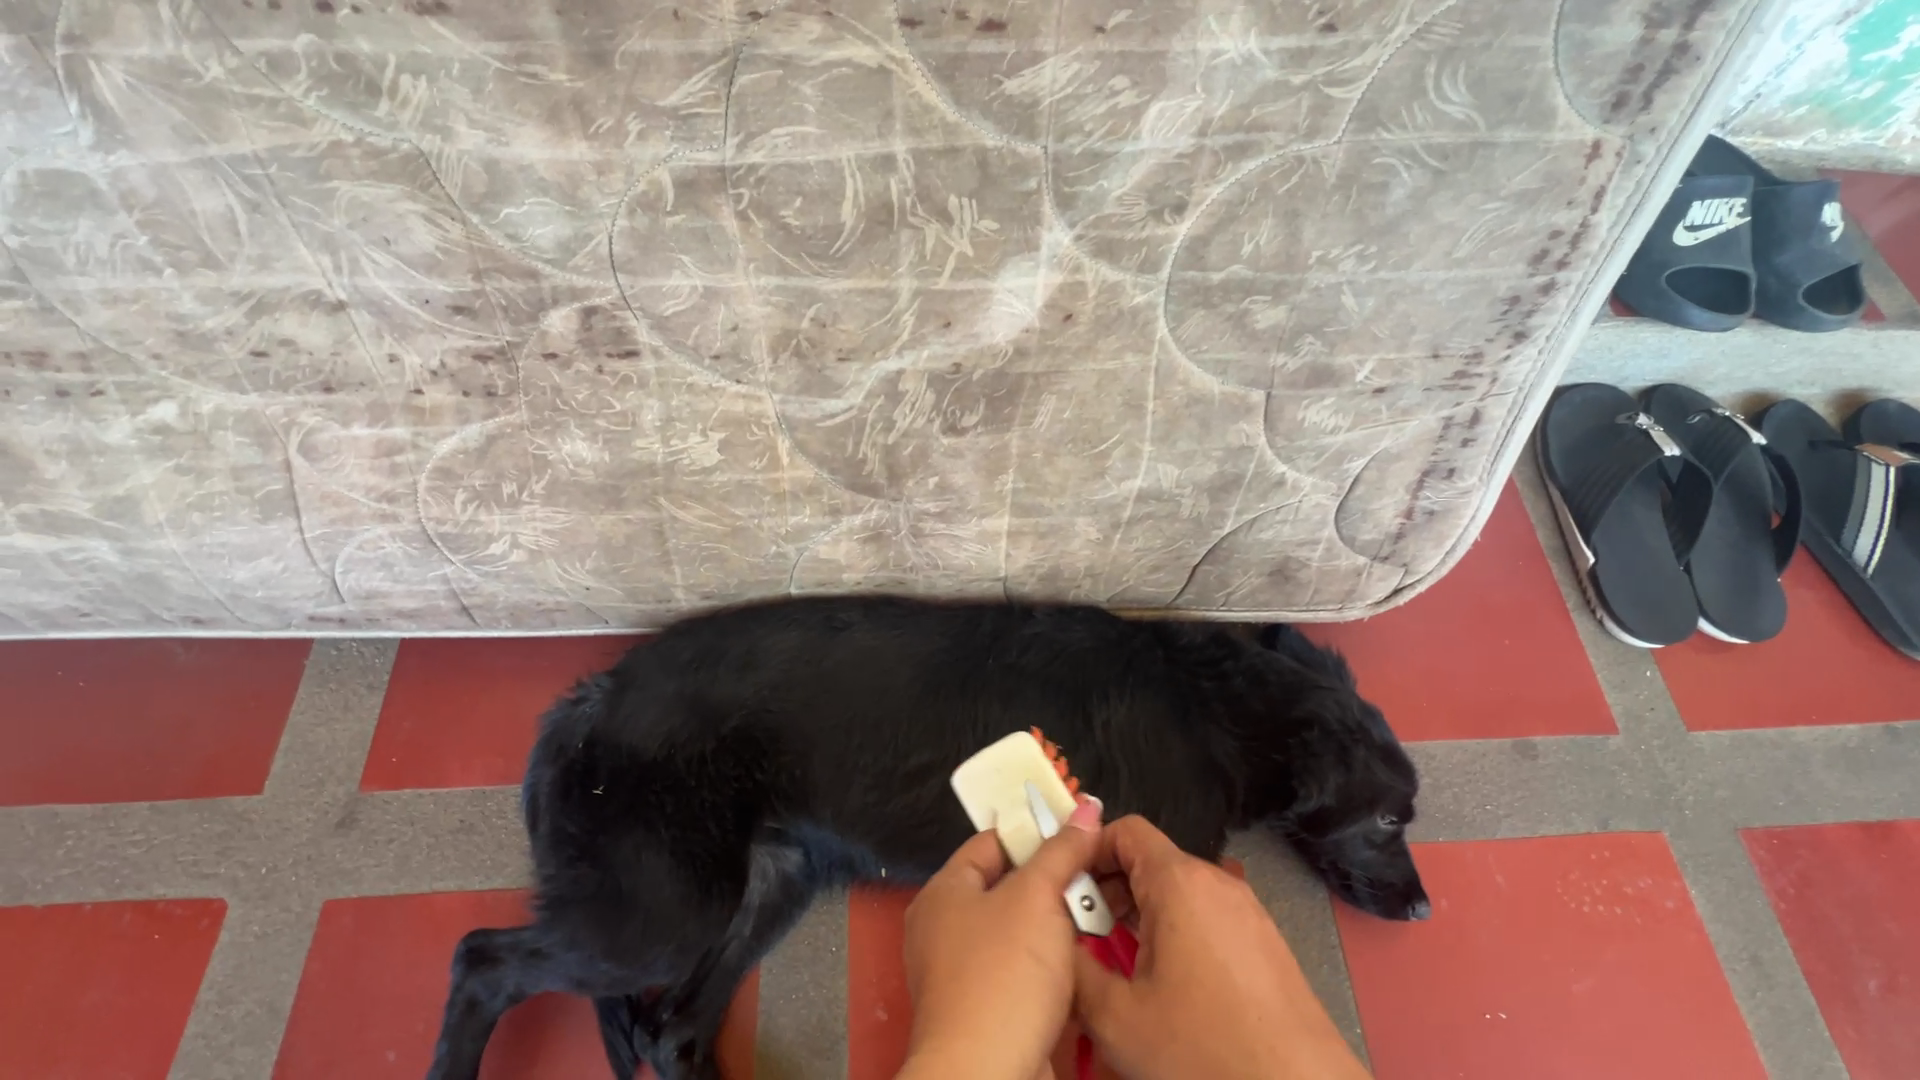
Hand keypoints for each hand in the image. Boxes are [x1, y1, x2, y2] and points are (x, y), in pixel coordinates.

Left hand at [896, 797, 1104, 1079]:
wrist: (987, 1077)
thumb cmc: (1003, 973)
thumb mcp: (1036, 897)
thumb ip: (1062, 850)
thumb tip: (1087, 807)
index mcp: (944, 892)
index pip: (992, 843)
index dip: (1035, 832)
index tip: (1079, 831)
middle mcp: (946, 929)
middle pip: (1007, 887)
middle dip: (1052, 880)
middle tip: (1099, 873)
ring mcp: (964, 974)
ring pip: (1020, 932)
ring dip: (1057, 924)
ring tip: (1102, 911)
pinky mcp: (987, 1012)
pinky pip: (1023, 972)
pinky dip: (1052, 964)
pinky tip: (1086, 960)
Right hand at [1073, 816, 1371, 1079]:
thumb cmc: (1205, 1049)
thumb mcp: (1117, 1017)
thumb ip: (1074, 968)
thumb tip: (1056, 943)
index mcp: (1179, 882)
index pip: (1125, 829)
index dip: (1088, 851)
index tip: (1067, 892)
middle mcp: (1216, 882)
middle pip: (1150, 860)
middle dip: (1110, 890)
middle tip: (1087, 937)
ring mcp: (1247, 910)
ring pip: (1178, 892)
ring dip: (1141, 915)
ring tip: (1123, 966)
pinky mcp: (1266, 941)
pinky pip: (1206, 917)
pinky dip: (1177, 934)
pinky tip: (1169, 986)